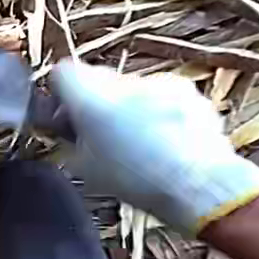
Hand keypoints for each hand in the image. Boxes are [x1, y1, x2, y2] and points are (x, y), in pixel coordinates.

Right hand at [51, 61, 258, 234]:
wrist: (198, 185)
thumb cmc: (134, 181)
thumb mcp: (82, 165)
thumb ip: (69, 136)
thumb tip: (65, 124)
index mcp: (90, 98)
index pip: (62, 73)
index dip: (60, 93)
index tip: (65, 115)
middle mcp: (123, 82)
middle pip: (96, 79)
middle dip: (93, 100)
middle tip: (97, 132)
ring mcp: (158, 83)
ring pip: (128, 87)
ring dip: (125, 105)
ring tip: (134, 140)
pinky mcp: (186, 91)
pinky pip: (158, 94)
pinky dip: (154, 110)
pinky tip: (160, 139)